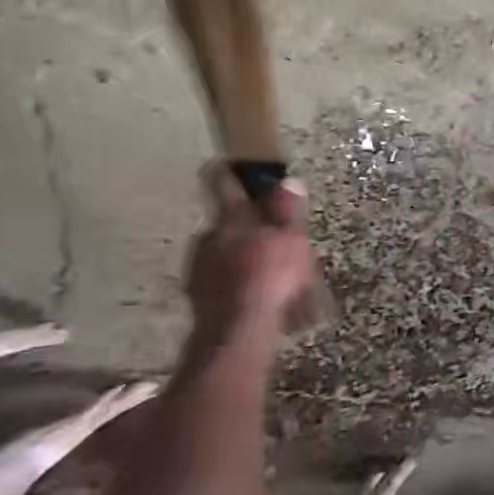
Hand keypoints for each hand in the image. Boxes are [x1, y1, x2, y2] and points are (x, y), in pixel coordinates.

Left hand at [185, 165, 317, 350]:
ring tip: (269, 269)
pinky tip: (256, 292)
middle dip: (248, 225)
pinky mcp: (200, 294)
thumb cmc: (272, 277)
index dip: (229, 174)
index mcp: (234, 221)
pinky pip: (222, 276)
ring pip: (225, 251)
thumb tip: (289, 180)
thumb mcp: (293, 240)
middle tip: (272, 235)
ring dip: (244, 255)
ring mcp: (201, 267)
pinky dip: (238, 278)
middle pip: (228, 223)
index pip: (228, 187)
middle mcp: (210, 238)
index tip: (227, 165)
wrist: (239, 329)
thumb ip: (289, 211)